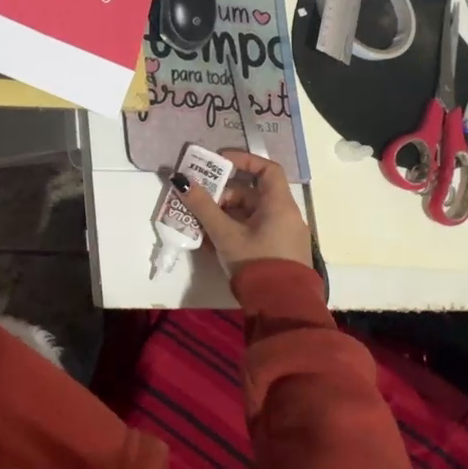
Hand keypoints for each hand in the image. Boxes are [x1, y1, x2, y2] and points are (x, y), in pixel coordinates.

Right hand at [175, 150, 312, 270]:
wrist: (282, 308)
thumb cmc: (255, 262)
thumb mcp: (224, 233)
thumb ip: (201, 205)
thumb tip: (180, 180)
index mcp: (279, 206)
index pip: (267, 169)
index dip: (243, 160)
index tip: (219, 162)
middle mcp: (287, 216)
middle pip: (252, 192)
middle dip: (223, 193)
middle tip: (201, 199)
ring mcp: (284, 235)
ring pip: (251, 212)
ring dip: (225, 212)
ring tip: (202, 221)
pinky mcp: (280, 251)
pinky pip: (255, 229)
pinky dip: (235, 227)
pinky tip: (214, 239)